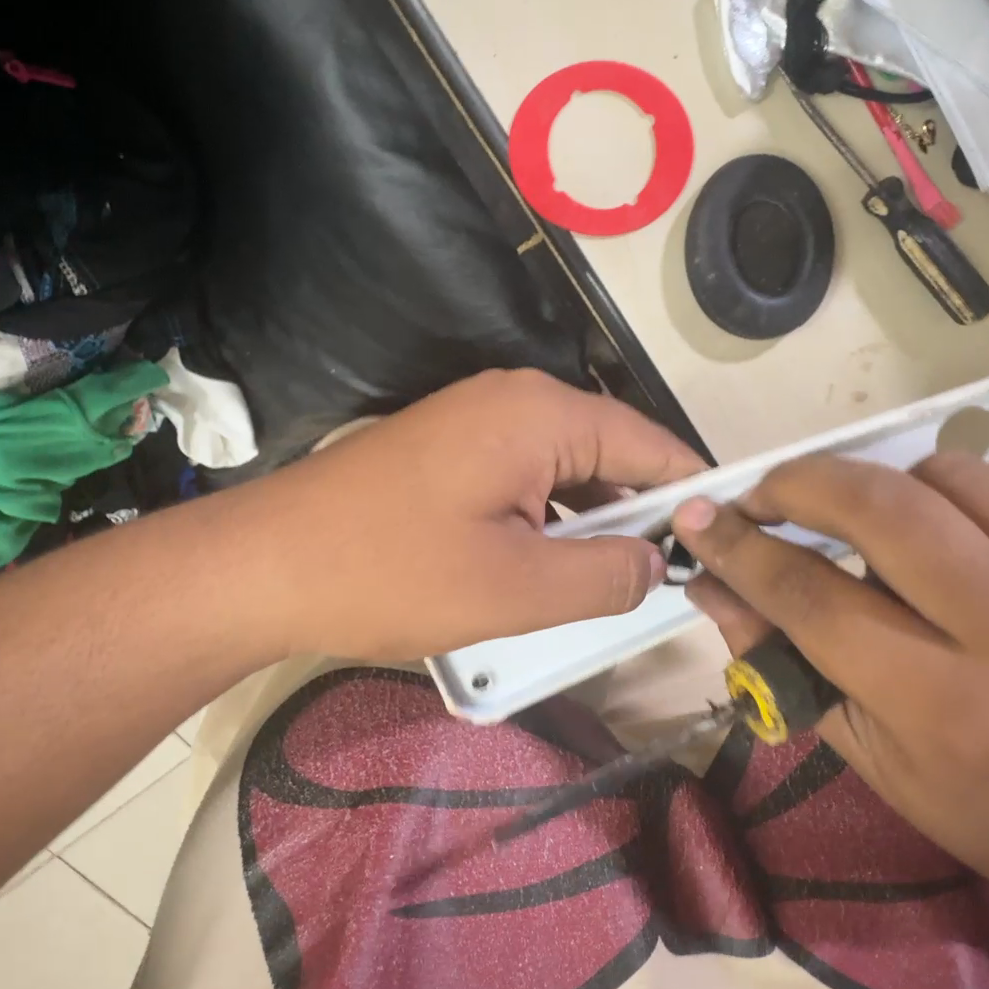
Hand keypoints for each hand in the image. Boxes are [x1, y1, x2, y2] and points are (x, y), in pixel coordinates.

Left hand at [224, 369, 705, 661]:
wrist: (262, 567)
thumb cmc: (391, 574)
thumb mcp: (516, 588)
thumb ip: (607, 574)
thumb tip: (657, 561)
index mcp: (541, 415)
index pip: (653, 443)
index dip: (694, 495)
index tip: (727, 543)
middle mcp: (513, 400)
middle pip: (610, 452)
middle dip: (637, 516)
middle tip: (662, 585)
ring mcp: (474, 420)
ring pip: (565, 469)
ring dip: (587, 523)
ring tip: (601, 586)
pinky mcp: (447, 448)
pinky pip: (523, 477)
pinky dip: (545, 520)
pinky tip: (542, 568)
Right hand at [671, 453, 988, 966]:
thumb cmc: (970, 799)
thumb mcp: (857, 745)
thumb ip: (777, 656)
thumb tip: (710, 576)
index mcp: (954, 712)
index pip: (818, 600)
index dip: (744, 550)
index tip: (701, 516)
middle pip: (890, 510)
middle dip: (807, 484)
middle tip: (772, 493)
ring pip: (956, 474)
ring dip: (896, 491)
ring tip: (888, 537)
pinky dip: (973, 495)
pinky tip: (970, 544)